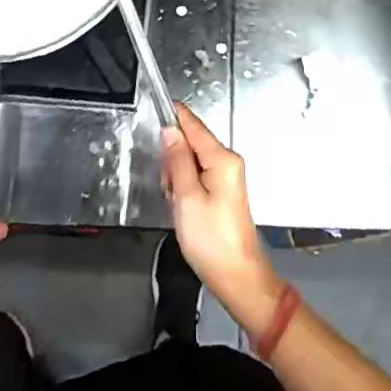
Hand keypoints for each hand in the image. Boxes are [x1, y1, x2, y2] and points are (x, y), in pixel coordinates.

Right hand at [160, 103, 283, 332]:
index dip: (173, 117)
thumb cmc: (211, 240)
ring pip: (192, 159)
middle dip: (173, 157)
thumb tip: (170, 130)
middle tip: (169, 186)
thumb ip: (177, 160)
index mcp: (222, 158)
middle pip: (191, 141)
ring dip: (177, 174)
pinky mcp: (223, 190)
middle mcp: (228, 161)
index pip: (193, 124)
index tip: (153, 113)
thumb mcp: (186, 197)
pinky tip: (182, 206)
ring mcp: (227, 176)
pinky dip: (185, 186)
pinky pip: (198, 174)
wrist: (238, 278)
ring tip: (176, 201)